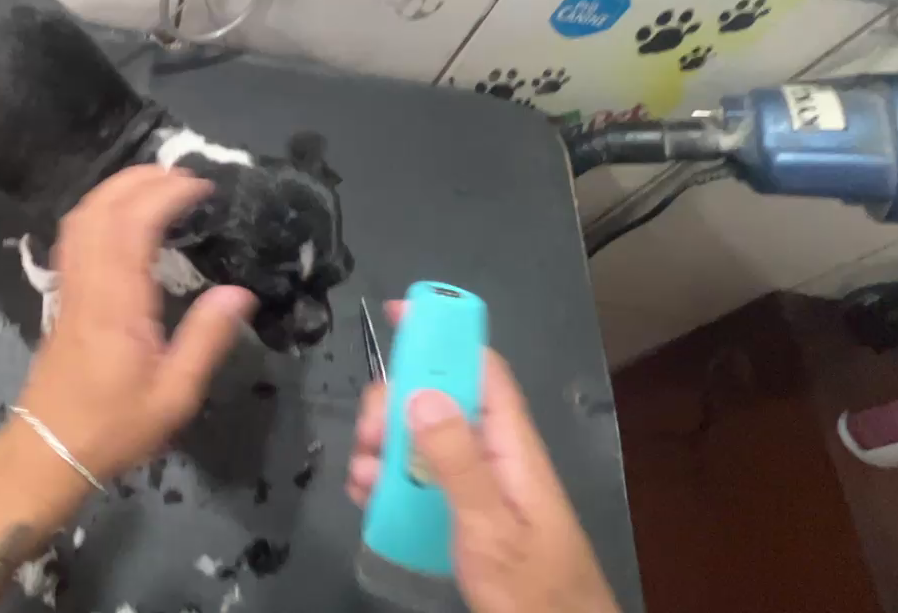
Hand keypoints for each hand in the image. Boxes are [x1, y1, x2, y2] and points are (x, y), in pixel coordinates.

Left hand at [17, 166, 257, 480]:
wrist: (51, 445)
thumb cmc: (115, 424)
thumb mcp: (174, 393)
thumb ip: (207, 339)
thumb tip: (240, 292)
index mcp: (119, 299)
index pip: (136, 224)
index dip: (166, 193)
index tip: (200, 185)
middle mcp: (90, 279)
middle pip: (105, 207)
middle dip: (142, 178)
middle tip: (183, 174)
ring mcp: (70, 281)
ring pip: (84, 214)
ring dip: (117, 187)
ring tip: (156, 181)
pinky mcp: (63, 290)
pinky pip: (75, 232)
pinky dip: (98, 207)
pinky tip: (119, 211)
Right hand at [347, 313, 618, 612]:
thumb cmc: (534, 592)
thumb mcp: (490, 528)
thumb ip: (458, 461)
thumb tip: (421, 391)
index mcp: (510, 445)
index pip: (479, 368)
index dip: (443, 333)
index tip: (399, 313)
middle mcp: (492, 452)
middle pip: (436, 398)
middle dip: (393, 406)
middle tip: (369, 438)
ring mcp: (476, 480)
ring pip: (418, 435)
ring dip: (382, 447)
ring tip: (364, 480)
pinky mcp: (460, 507)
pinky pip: (416, 473)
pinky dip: (387, 477)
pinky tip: (369, 496)